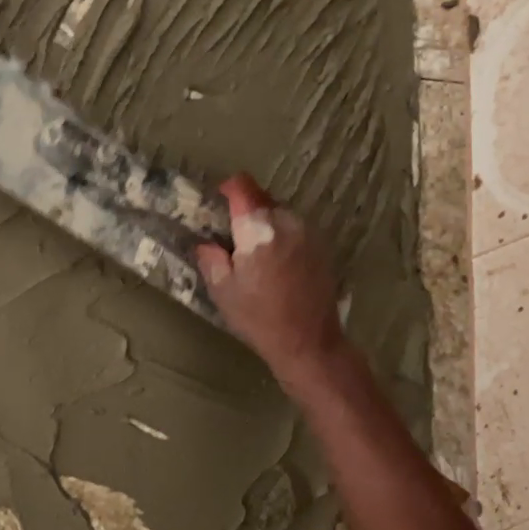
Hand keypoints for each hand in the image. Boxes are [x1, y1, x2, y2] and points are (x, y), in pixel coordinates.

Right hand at [197, 173, 344, 370]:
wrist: (309, 342)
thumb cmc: (259, 317)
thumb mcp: (222, 290)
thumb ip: (211, 259)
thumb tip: (206, 243)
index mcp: (258, 228)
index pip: (242, 187)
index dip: (228, 189)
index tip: (217, 201)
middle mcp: (287, 221)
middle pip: (262, 199)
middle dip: (245, 210)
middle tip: (231, 235)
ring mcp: (308, 233)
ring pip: (280, 213)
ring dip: (264, 224)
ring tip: (253, 253)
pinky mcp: (322, 246)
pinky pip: (295, 229)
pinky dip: (281, 236)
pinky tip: (274, 263)